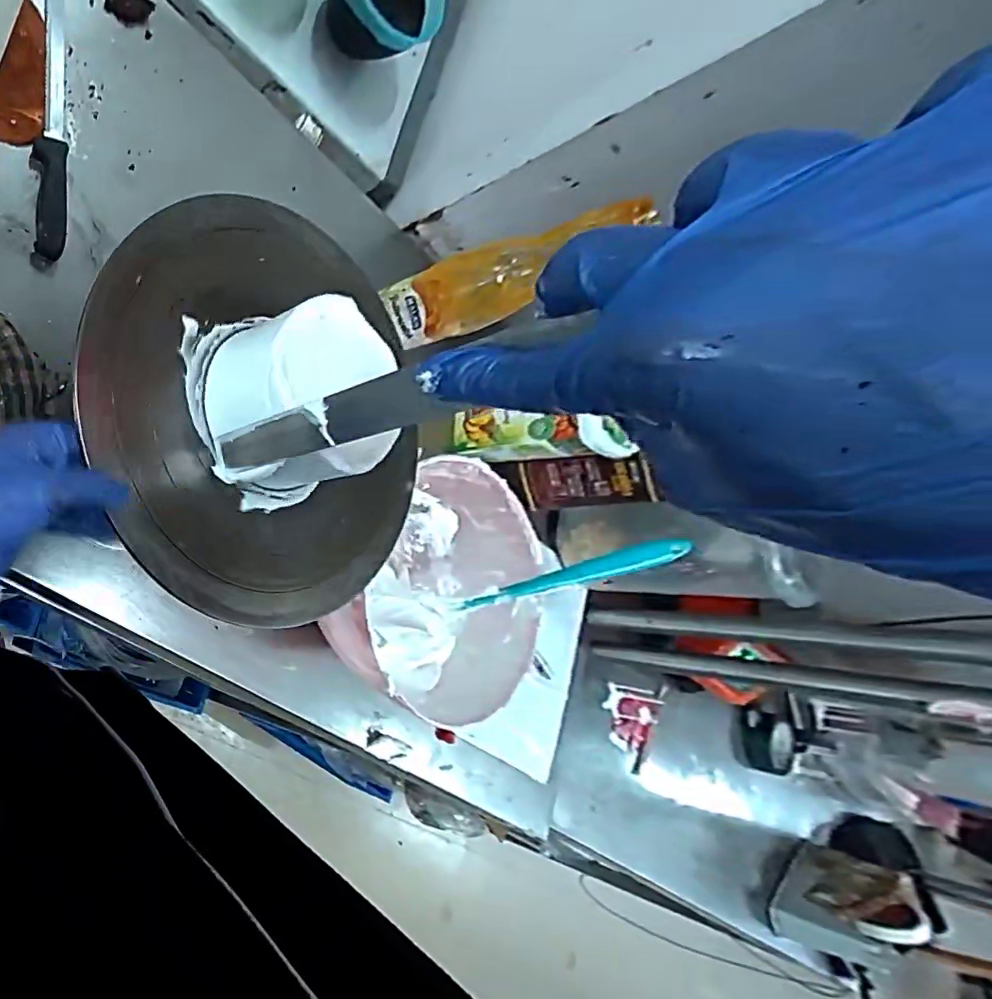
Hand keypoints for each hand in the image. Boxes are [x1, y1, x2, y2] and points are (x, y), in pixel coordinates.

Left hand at [0, 421, 127, 629]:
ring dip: (93, 503)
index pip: (76, 436)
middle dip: (101, 480)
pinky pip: (60, 513)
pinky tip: (106, 528)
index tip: (134, 463)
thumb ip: (90, 486)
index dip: (103, 449)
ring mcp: (26, 490)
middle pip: (74, 466)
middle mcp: (28, 460)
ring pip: (68, 492)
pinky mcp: (26, 517)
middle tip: (138, 490)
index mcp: (29, 440)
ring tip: (128, 512)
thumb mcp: (49, 488)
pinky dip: (80, 519)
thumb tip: (125, 489)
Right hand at [421, 47, 991, 598]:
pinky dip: (904, 167)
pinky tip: (924, 205)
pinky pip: (922, 120)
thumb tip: (652, 394)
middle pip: (597, 259)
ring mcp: (841, 186)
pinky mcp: (970, 139)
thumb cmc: (925, 490)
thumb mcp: (740, 485)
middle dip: (579, 290)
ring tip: (773, 250)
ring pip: (729, 178)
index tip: (447, 376)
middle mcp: (720, 259)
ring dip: (725, 222)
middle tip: (590, 307)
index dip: (483, 377)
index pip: (537, 370)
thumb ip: (668, 425)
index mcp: (662, 352)